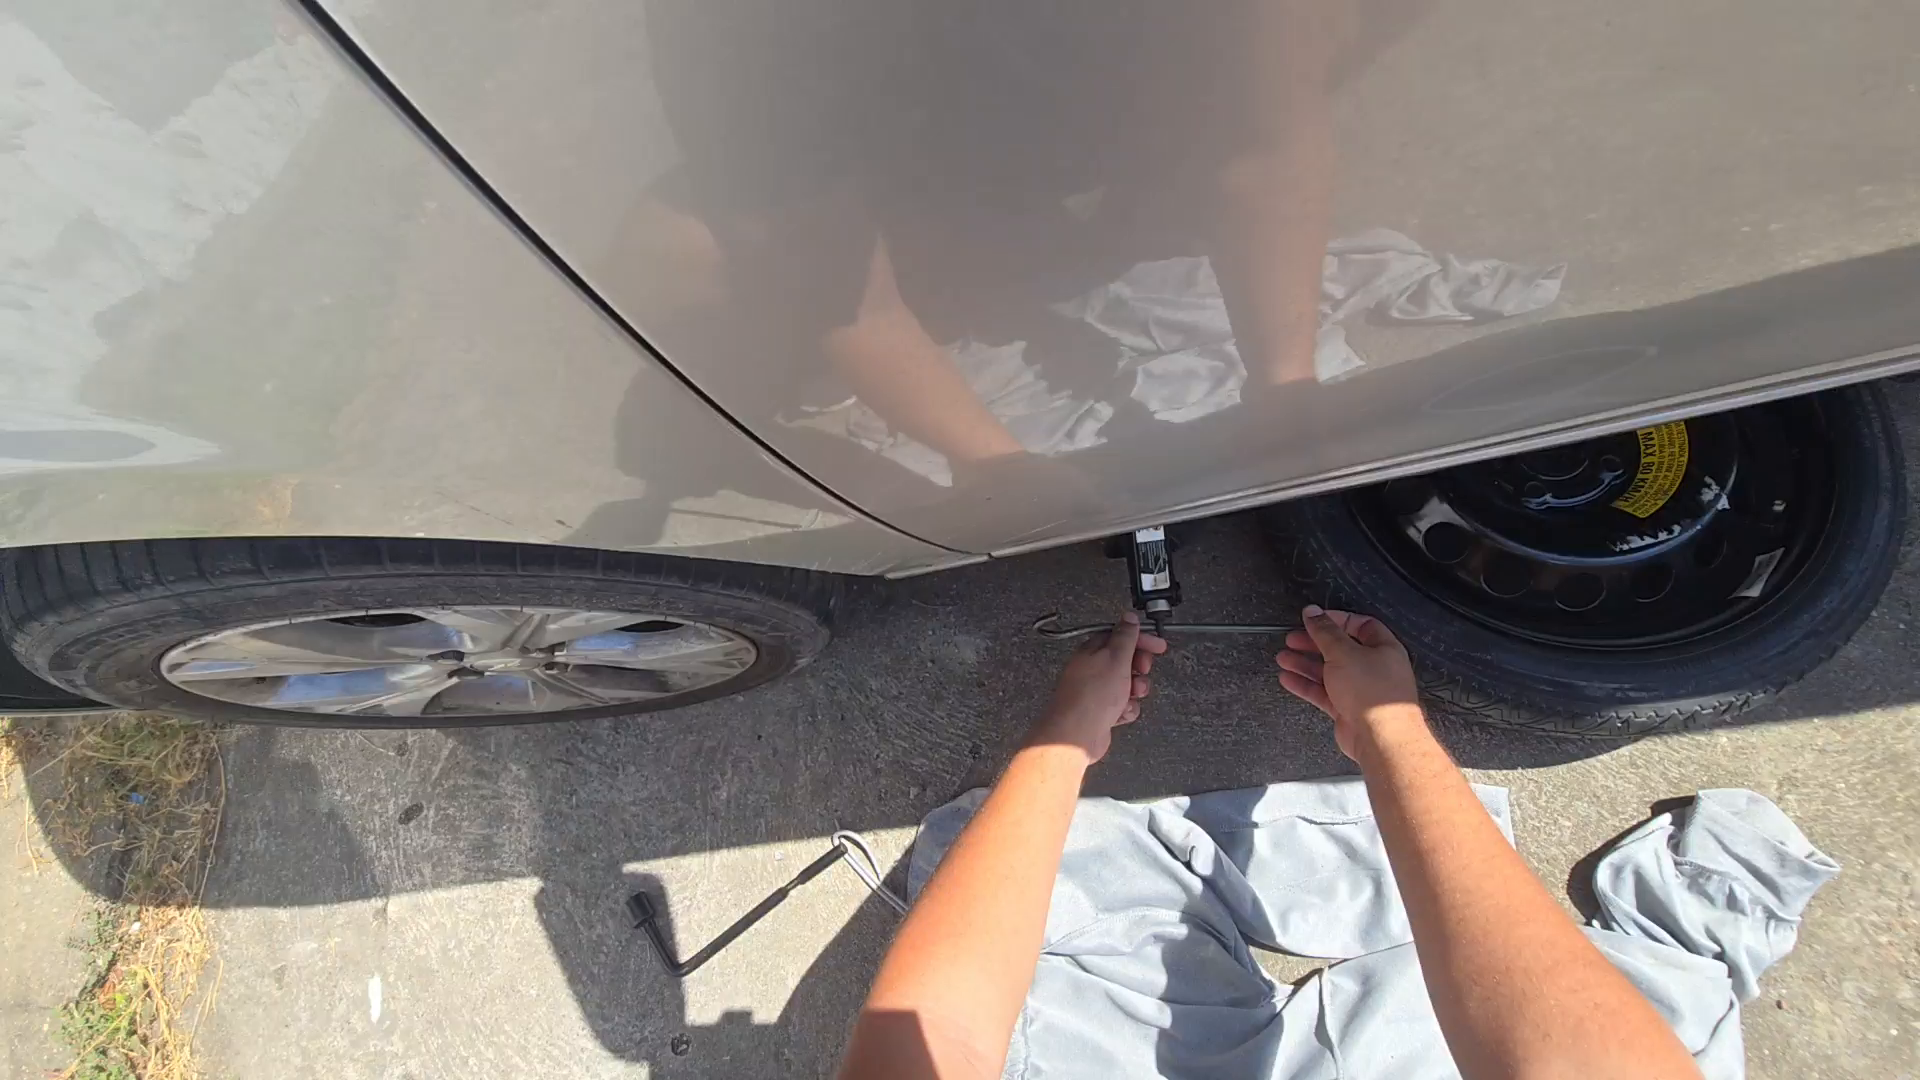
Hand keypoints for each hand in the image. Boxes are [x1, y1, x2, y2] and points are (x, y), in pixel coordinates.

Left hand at [1027, 613, 1168, 762]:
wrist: (1077, 734)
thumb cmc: (1090, 696)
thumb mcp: (1115, 658)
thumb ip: (1125, 636)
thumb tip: (1129, 617)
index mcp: (1092, 650)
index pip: (1120, 636)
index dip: (1141, 639)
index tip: (1158, 646)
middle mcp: (1091, 668)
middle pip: (1126, 661)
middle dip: (1139, 668)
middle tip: (1141, 671)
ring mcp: (1095, 690)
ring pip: (1127, 685)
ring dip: (1134, 691)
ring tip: (1129, 696)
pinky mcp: (1100, 710)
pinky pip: (1123, 705)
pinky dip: (1126, 710)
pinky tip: (1120, 713)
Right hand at [1276, 605, 1425, 760]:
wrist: (1380, 737)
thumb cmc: (1376, 696)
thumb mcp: (1343, 652)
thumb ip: (1324, 631)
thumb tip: (1313, 613)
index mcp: (1383, 649)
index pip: (1359, 625)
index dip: (1336, 619)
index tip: (1314, 619)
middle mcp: (1374, 668)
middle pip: (1339, 648)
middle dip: (1313, 643)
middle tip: (1294, 638)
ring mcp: (1360, 689)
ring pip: (1328, 671)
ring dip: (1304, 663)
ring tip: (1284, 657)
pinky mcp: (1347, 708)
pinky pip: (1322, 692)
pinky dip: (1304, 685)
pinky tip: (1289, 679)